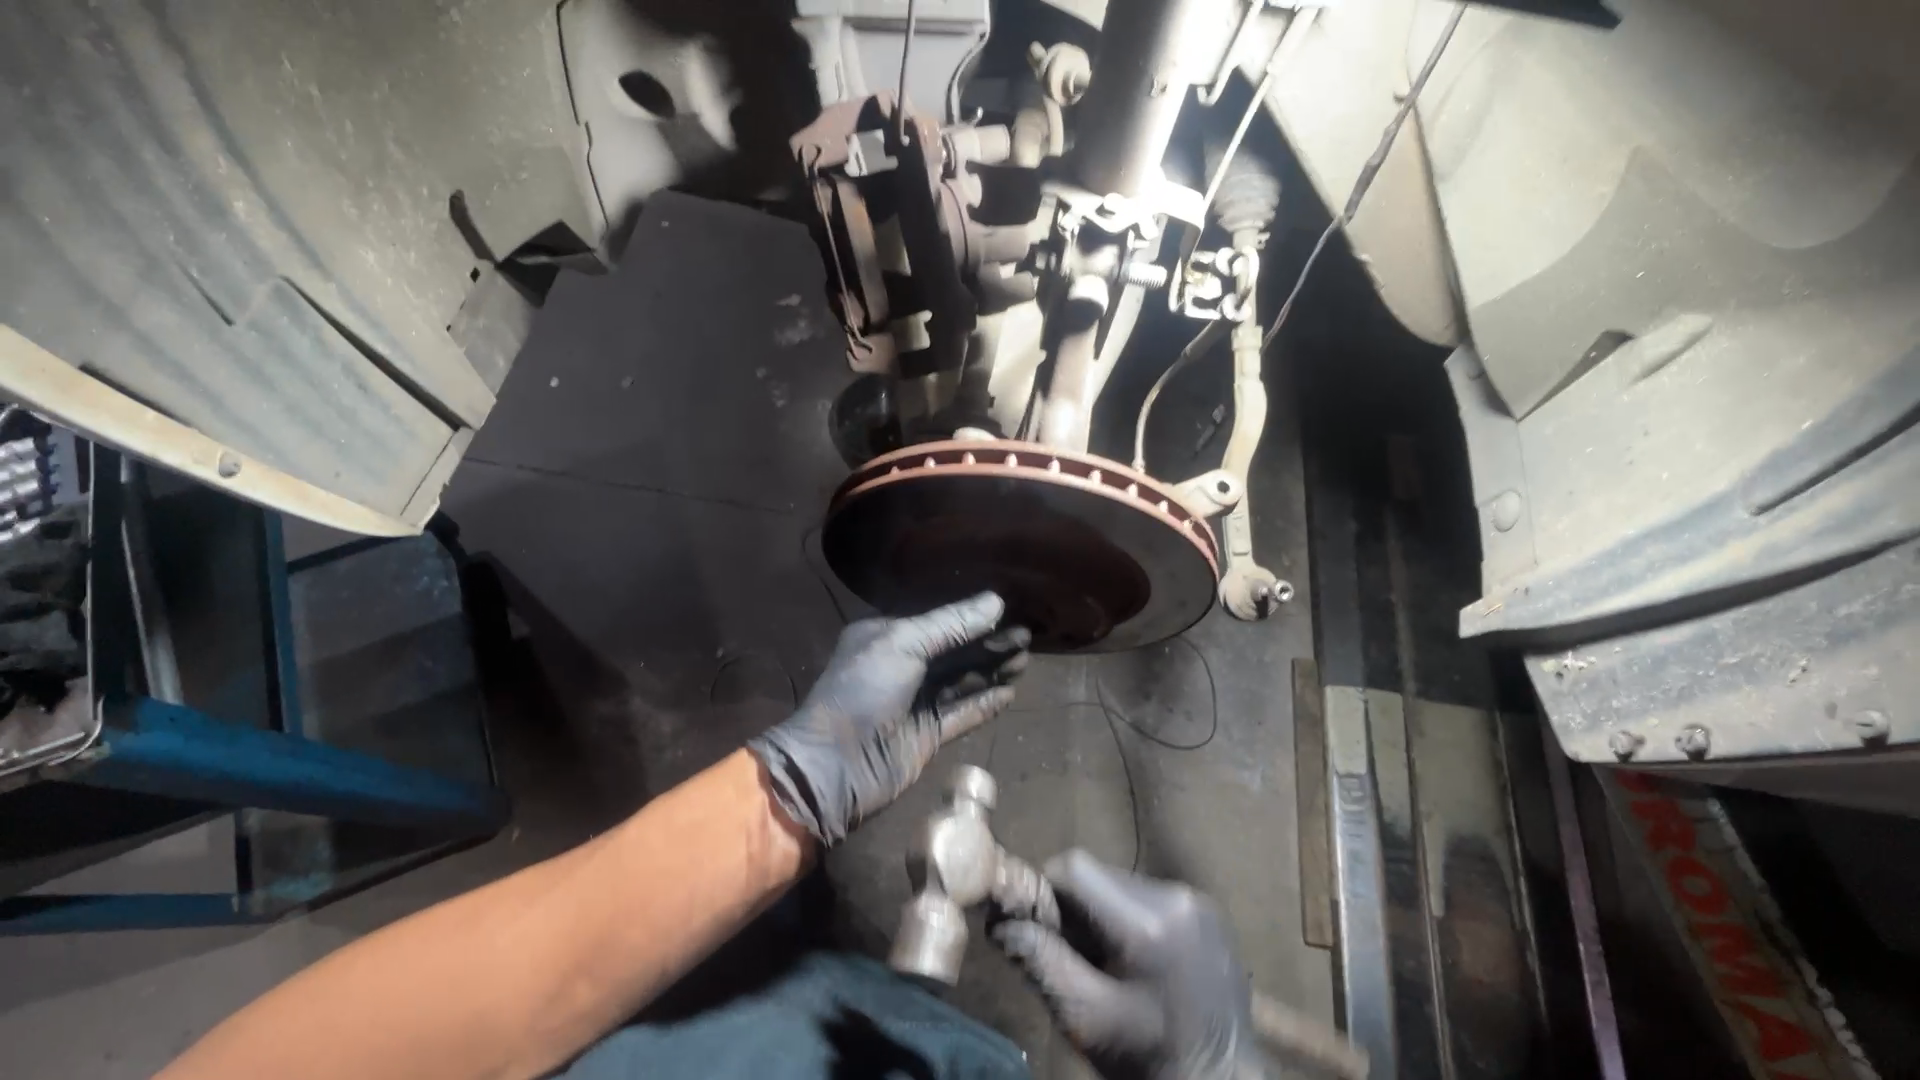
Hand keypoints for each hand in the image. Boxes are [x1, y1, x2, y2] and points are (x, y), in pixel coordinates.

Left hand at [747, 592, 1028, 845]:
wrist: (836, 765)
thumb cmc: (863, 691)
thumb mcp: (903, 645)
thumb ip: (951, 625)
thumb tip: (997, 601)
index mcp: (888, 637)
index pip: (939, 621)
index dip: (973, 617)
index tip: (1008, 610)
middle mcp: (902, 665)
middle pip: (955, 650)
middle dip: (989, 643)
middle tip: (1027, 637)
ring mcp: (916, 702)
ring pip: (962, 680)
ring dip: (991, 670)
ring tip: (1024, 661)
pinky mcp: (928, 735)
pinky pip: (962, 713)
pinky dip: (984, 702)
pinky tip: (1009, 693)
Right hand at [994, 850, 1271, 1079]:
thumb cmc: (1146, 1058)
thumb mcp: (1082, 1016)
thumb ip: (1038, 959)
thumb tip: (997, 919)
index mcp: (1147, 923)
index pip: (1075, 868)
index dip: (1046, 892)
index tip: (1038, 929)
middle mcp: (1176, 897)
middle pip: (1098, 875)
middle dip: (1074, 908)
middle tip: (1072, 956)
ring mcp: (1198, 902)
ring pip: (1121, 884)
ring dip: (1101, 912)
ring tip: (1106, 963)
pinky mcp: (1209, 912)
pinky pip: (1150, 896)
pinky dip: (1130, 918)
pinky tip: (1137, 960)